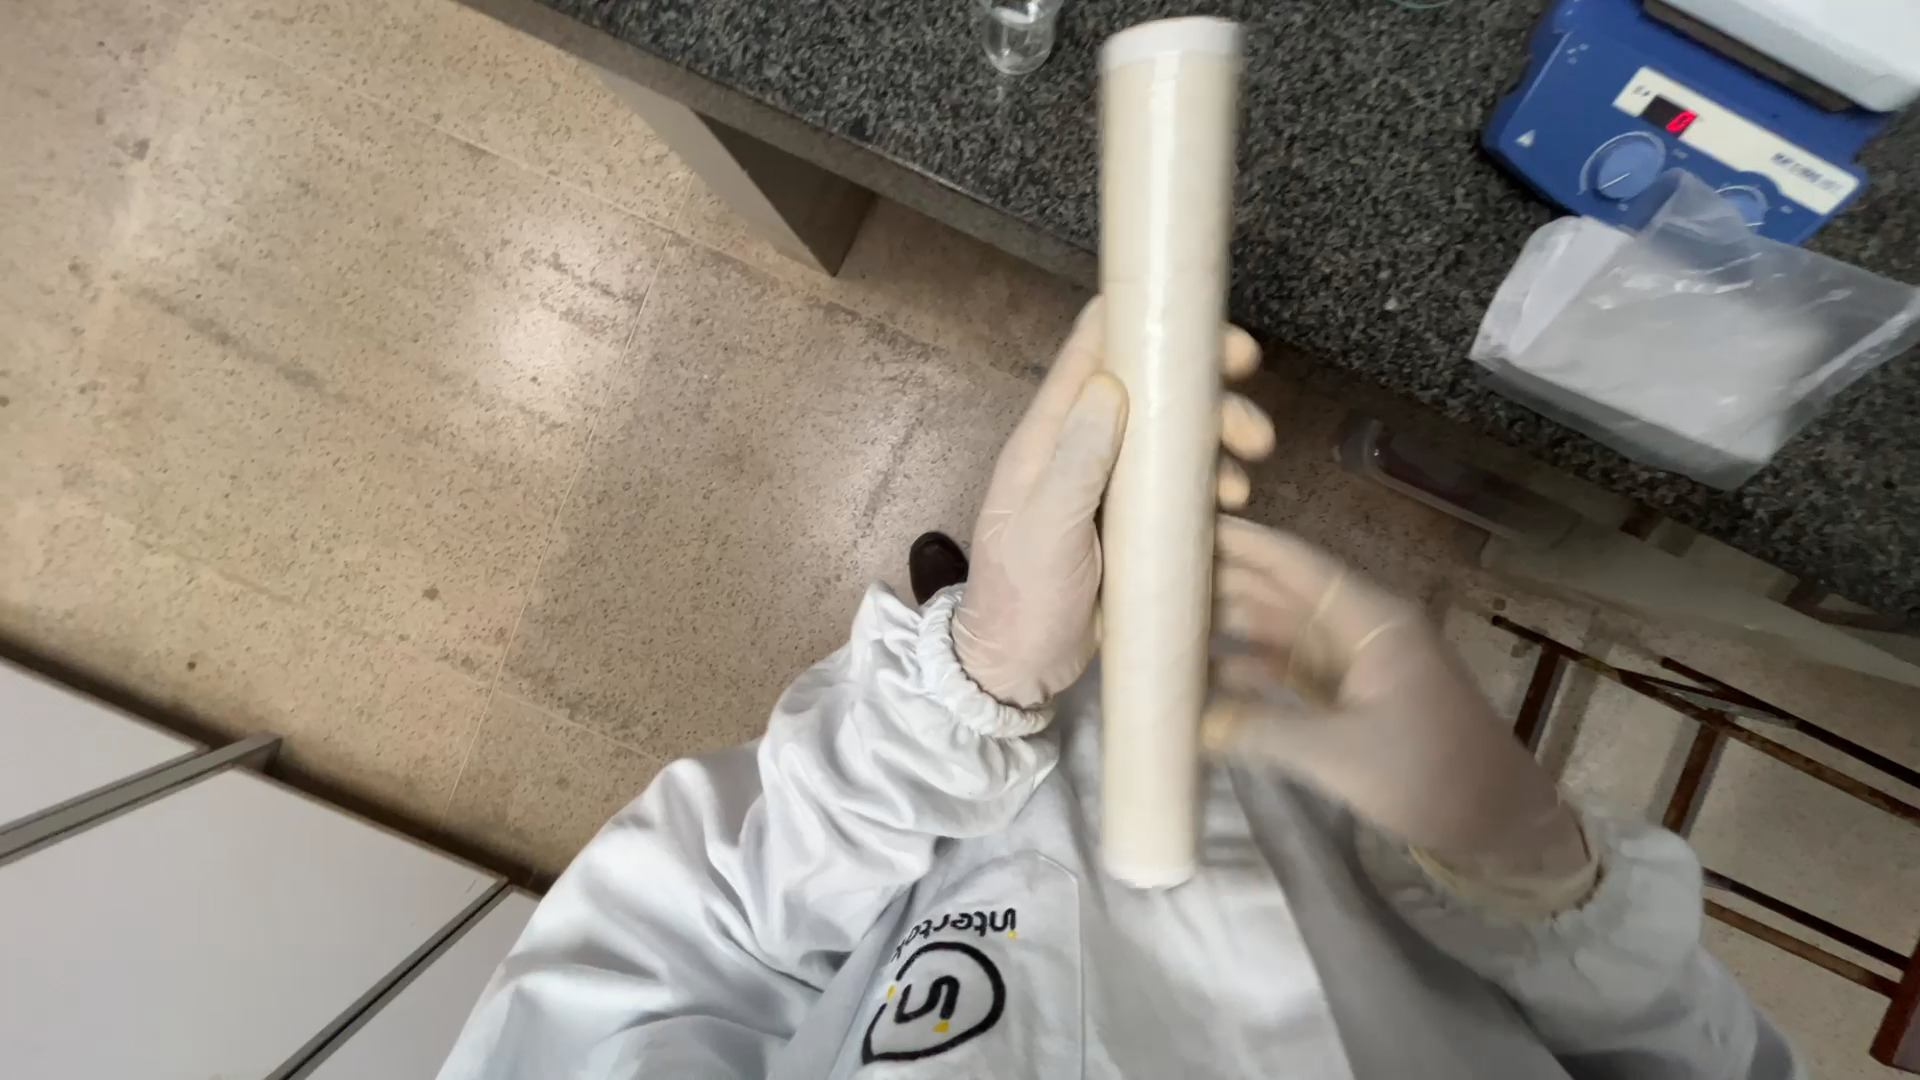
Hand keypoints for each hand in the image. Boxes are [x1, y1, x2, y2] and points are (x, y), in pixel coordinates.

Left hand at [954, 297, 1274, 708]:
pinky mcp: (1128, 520)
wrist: (1017, 665)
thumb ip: (1073, 462)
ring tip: (1247, 475)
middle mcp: (1078, 449)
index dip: (1148, 327)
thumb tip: (1112, 386)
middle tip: (1255, 430)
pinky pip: (1174, 484)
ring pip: (1168, 437)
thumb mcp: (1044, 531)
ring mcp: (1106, 484)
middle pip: (1147, 392)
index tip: (1212, 335)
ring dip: (1216, 443)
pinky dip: (1207, 483)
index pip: (1091, 356)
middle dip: (1206, 397)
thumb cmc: (1022, 598)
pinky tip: (1232, 504)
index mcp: (1046, 440)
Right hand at [1202, 517, 1590, 897]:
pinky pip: (1281, 664)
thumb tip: (1189, 721)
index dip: (1242, 541)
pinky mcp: (1342, 692)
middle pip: (1277, 589)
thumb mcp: (1342, 755)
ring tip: (1165, 617)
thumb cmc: (1433, 777)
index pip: (1294, 564)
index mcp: (1369, 619)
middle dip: (1221, 578)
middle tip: (1154, 572)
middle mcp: (1355, 627)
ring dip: (1227, 621)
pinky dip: (1245, 664)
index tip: (1187, 522)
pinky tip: (1204, 673)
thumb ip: (1260, 730)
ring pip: (1275, 625)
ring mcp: (1348, 660)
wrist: (1501, 827)